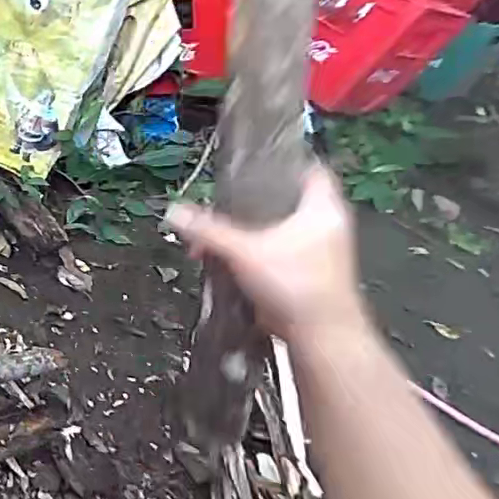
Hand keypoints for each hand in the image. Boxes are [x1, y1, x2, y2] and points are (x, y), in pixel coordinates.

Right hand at [165, 166, 368, 343]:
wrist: (321, 337)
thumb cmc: (293, 282)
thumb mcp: (243, 250)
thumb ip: (207, 230)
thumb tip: (173, 211)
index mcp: (322, 207)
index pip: (309, 169)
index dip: (283, 161)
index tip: (252, 162)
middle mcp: (325, 224)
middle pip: (285, 200)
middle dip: (251, 202)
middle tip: (220, 202)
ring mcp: (317, 251)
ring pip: (276, 229)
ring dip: (246, 231)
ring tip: (213, 235)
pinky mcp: (305, 275)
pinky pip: (273, 252)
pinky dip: (251, 252)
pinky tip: (224, 257)